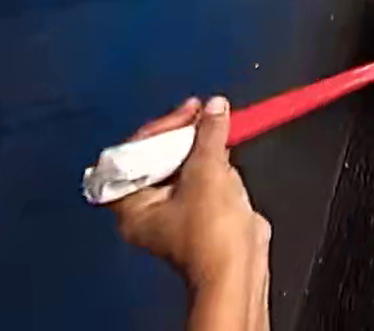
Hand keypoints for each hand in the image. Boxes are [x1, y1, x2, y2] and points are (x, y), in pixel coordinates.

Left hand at [109, 97, 270, 330]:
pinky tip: (226, 144)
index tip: (184, 114)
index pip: (133, 155)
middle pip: (159, 156)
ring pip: (183, 163)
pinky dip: (213, 158)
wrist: (239, 267)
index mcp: (135, 206)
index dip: (158, 130)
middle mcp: (151, 209)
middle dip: (182, 132)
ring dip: (200, 142)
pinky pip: (202, 175)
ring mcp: (178, 211)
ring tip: (216, 121)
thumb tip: (215, 105)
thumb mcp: (207, 169)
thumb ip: (209, 132)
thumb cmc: (210, 229)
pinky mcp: (202, 212)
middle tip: (201, 112)